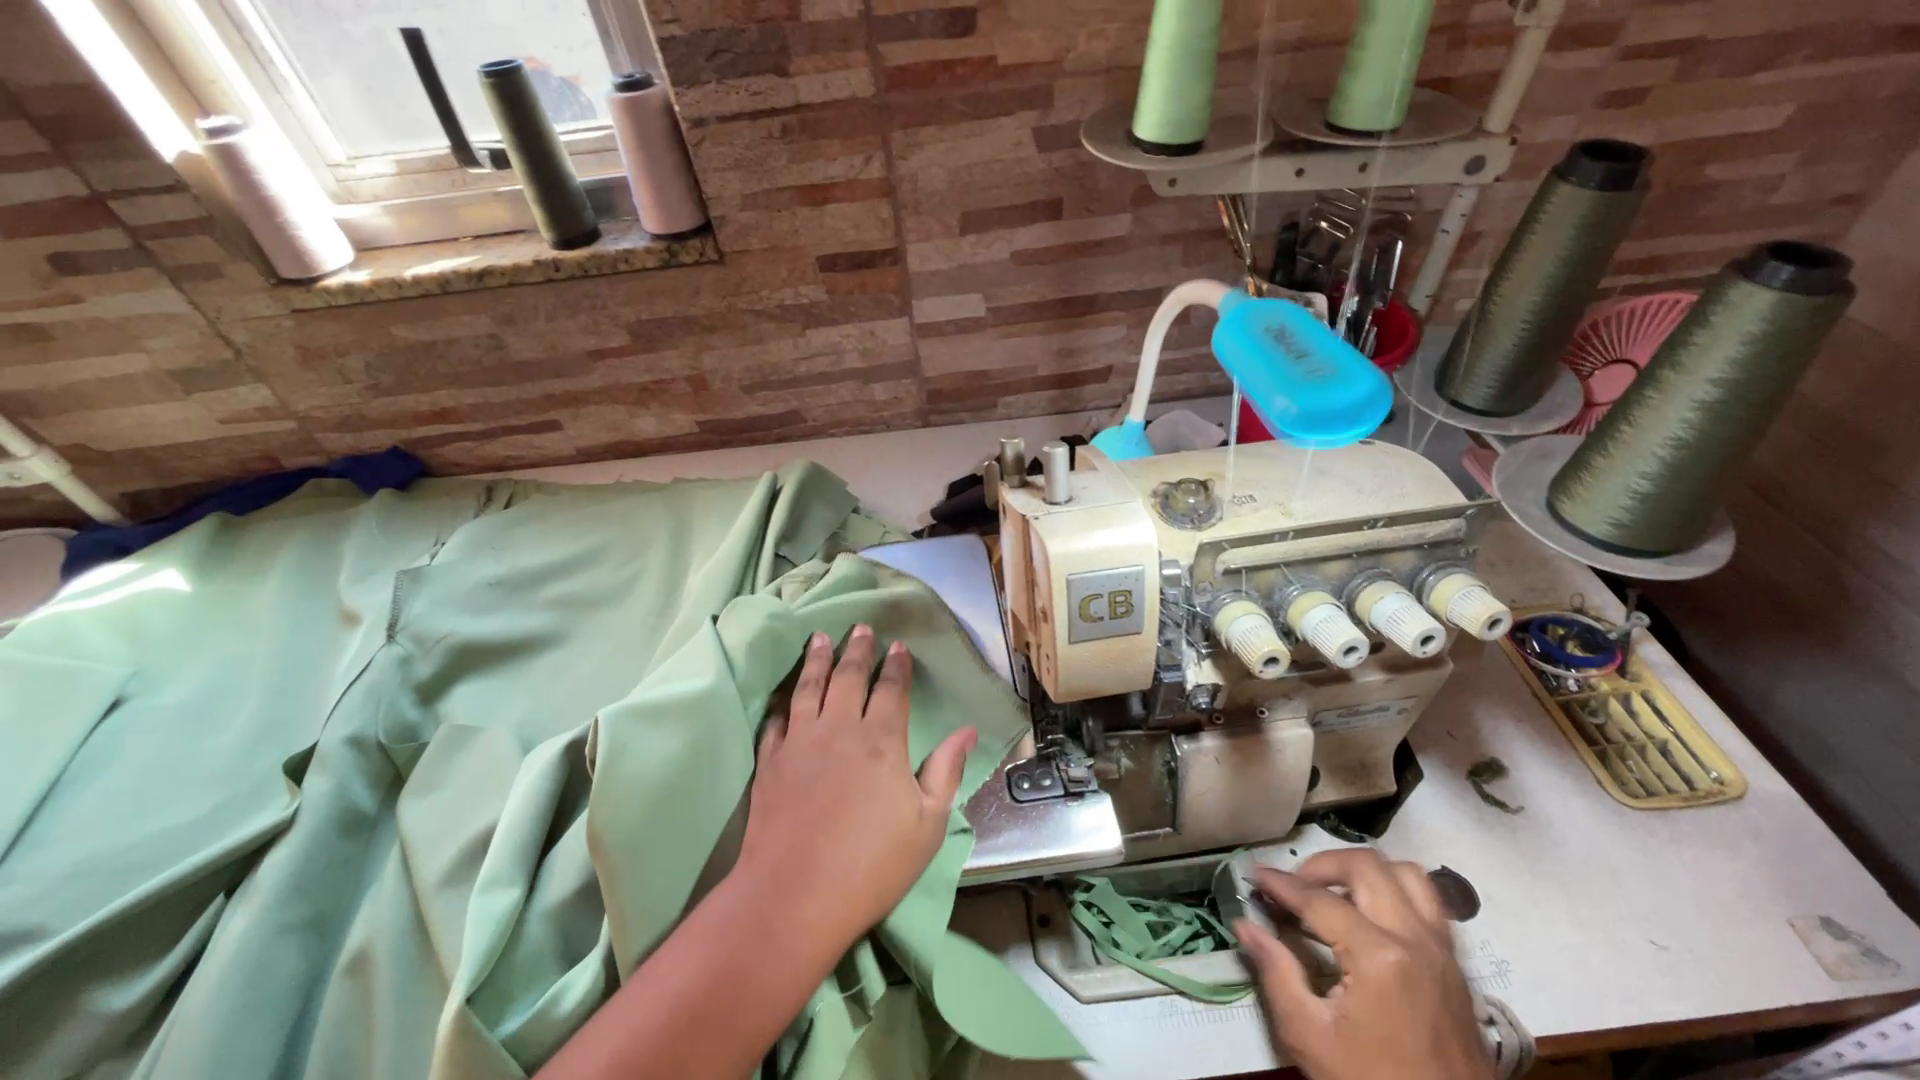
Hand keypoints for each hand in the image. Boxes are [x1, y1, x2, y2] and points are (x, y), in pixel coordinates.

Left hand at [734, 626, 978, 947]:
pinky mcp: (771, 762)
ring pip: (809, 687)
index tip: (898, 646)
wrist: (795, 896)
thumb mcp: (927, 824)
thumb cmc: (872, 865)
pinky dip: (784, 700)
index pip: (891, 690)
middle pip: (849, 677)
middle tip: (861, 627)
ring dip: (817, 659)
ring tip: (820, 638)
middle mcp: (839, 730)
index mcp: (882, 741)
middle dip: (858, 649)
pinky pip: (778, 719)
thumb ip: (946, 771)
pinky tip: (787, 694)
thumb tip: (966, 730)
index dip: (896, 665)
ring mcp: (799, 743)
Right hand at [1234, 850, 1492, 1079]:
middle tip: (1293, 887)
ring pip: (1406, 873)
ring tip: (1334, 894)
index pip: (1320, 899)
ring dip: (1365, 872)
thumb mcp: (1310, 1036)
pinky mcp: (1455, 962)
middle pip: (1367, 866)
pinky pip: (1429, 901)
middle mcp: (1415, 938)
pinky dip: (1396, 891)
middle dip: (1322, 865)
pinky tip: (1371, 914)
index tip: (1254, 876)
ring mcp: (1442, 948)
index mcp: (1378, 956)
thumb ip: (1276, 972)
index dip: (1281, 884)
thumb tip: (1245, 925)